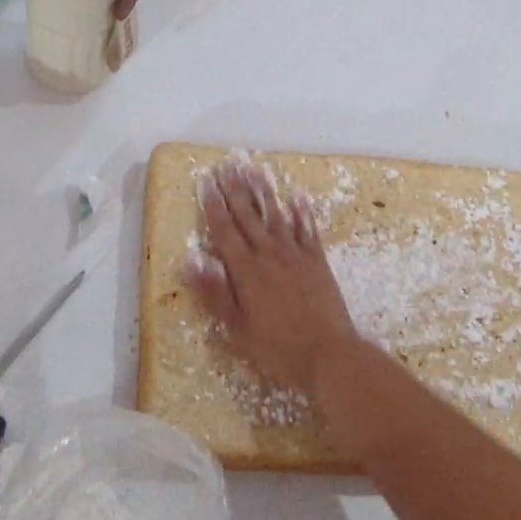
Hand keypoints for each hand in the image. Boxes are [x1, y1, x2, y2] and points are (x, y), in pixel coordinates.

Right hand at [184, 161, 359, 392]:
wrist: (330, 355)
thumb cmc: (278, 348)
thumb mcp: (237, 327)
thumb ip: (214, 292)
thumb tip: (190, 258)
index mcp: (246, 270)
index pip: (224, 230)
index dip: (213, 204)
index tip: (205, 179)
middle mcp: (269, 255)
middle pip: (248, 216)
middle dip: (235, 189)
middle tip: (227, 163)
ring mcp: (296, 256)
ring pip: (276, 216)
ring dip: (264, 191)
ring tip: (255, 168)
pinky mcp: (318, 262)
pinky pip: (308, 230)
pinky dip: (301, 212)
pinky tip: (296, 195)